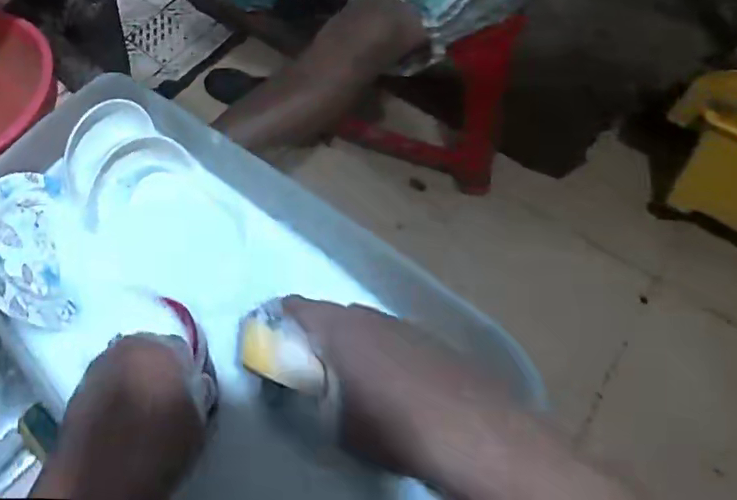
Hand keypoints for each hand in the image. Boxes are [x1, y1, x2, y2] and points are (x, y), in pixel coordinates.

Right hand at [279, 297, 494, 480]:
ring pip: (360, 326)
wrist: (472, 430)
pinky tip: (391, 387)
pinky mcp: (428, 337)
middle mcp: (363, 311)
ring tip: (350, 382)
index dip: (272, 322)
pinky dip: (380, 355)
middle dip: (312, 339)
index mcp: (334, 323)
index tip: (264, 345)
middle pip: (325, 316)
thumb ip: (306, 395)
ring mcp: (398, 321)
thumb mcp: (333, 422)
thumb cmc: (391, 425)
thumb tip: (293, 387)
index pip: (290, 306)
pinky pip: (389, 339)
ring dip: (348, 347)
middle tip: (306, 372)